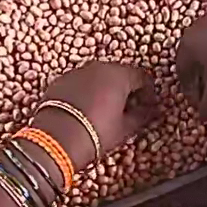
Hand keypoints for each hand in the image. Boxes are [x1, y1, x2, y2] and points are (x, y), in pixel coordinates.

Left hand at [33, 62, 155, 170]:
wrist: (57, 139)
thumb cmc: (96, 133)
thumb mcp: (125, 128)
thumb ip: (141, 116)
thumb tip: (149, 111)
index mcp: (119, 75)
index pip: (142, 77)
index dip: (148, 92)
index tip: (148, 106)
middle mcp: (98, 67)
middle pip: (120, 73)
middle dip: (127, 89)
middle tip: (129, 109)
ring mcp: (76, 72)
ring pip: (98, 76)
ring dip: (106, 89)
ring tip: (107, 110)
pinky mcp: (60, 81)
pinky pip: (80, 83)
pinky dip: (87, 92)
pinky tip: (87, 110)